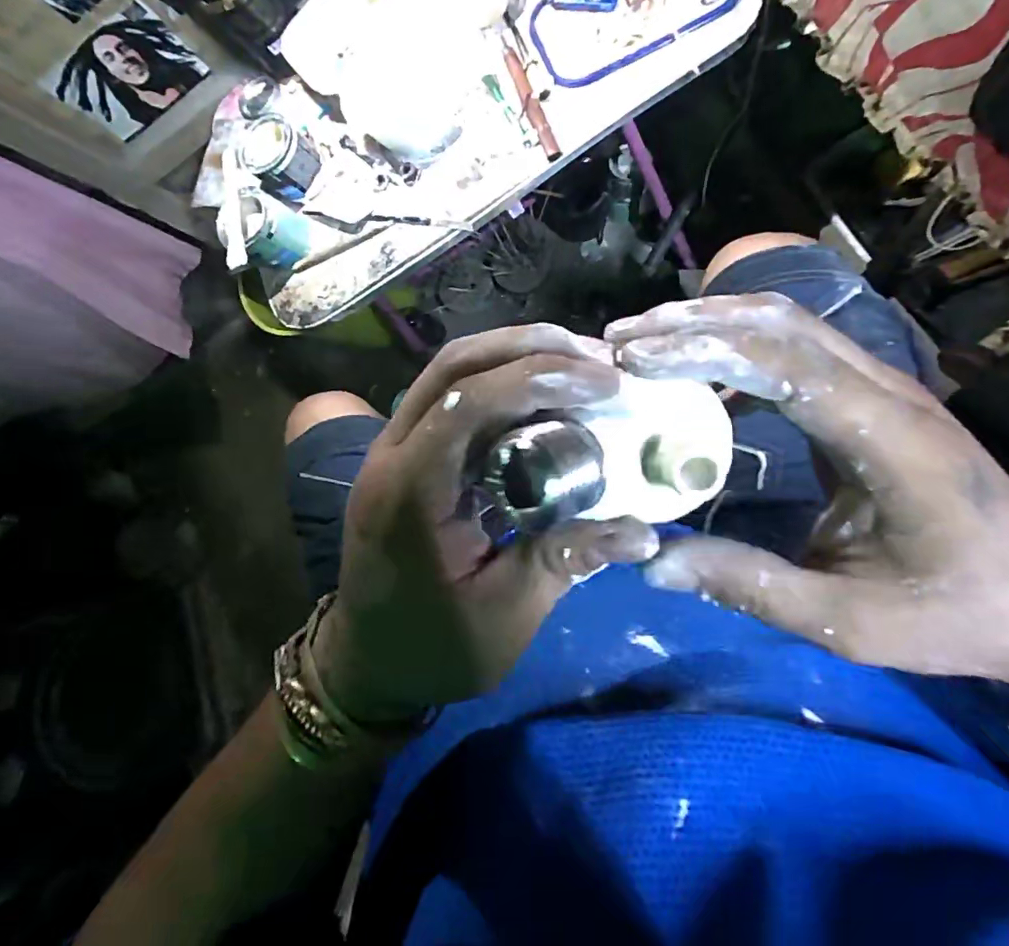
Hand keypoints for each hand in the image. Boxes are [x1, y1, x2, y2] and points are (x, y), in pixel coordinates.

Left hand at [314, 325, 659, 723]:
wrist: (365, 662)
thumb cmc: (431, 646)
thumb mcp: (504, 615)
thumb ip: (563, 560)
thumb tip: (643, 532)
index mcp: (408, 491)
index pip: (466, 402)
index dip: (538, 378)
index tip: (606, 382)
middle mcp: (390, 455)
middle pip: (450, 367)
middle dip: (525, 347)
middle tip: (596, 356)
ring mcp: (389, 452)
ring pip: (445, 375)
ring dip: (510, 359)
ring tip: (576, 366)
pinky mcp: (402, 459)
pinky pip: (446, 402)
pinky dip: (495, 388)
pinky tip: (541, 400)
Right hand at [605, 294, 1008, 699]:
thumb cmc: (962, 616)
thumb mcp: (852, 623)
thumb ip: (750, 586)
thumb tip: (651, 562)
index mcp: (892, 442)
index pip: (787, 364)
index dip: (704, 352)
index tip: (632, 359)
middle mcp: (891, 395)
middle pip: (783, 322)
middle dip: (693, 323)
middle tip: (619, 340)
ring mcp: (886, 389)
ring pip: (788, 322)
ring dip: (710, 322)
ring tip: (641, 340)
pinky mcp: (872, 398)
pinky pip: (795, 347)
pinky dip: (733, 343)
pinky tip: (690, 368)